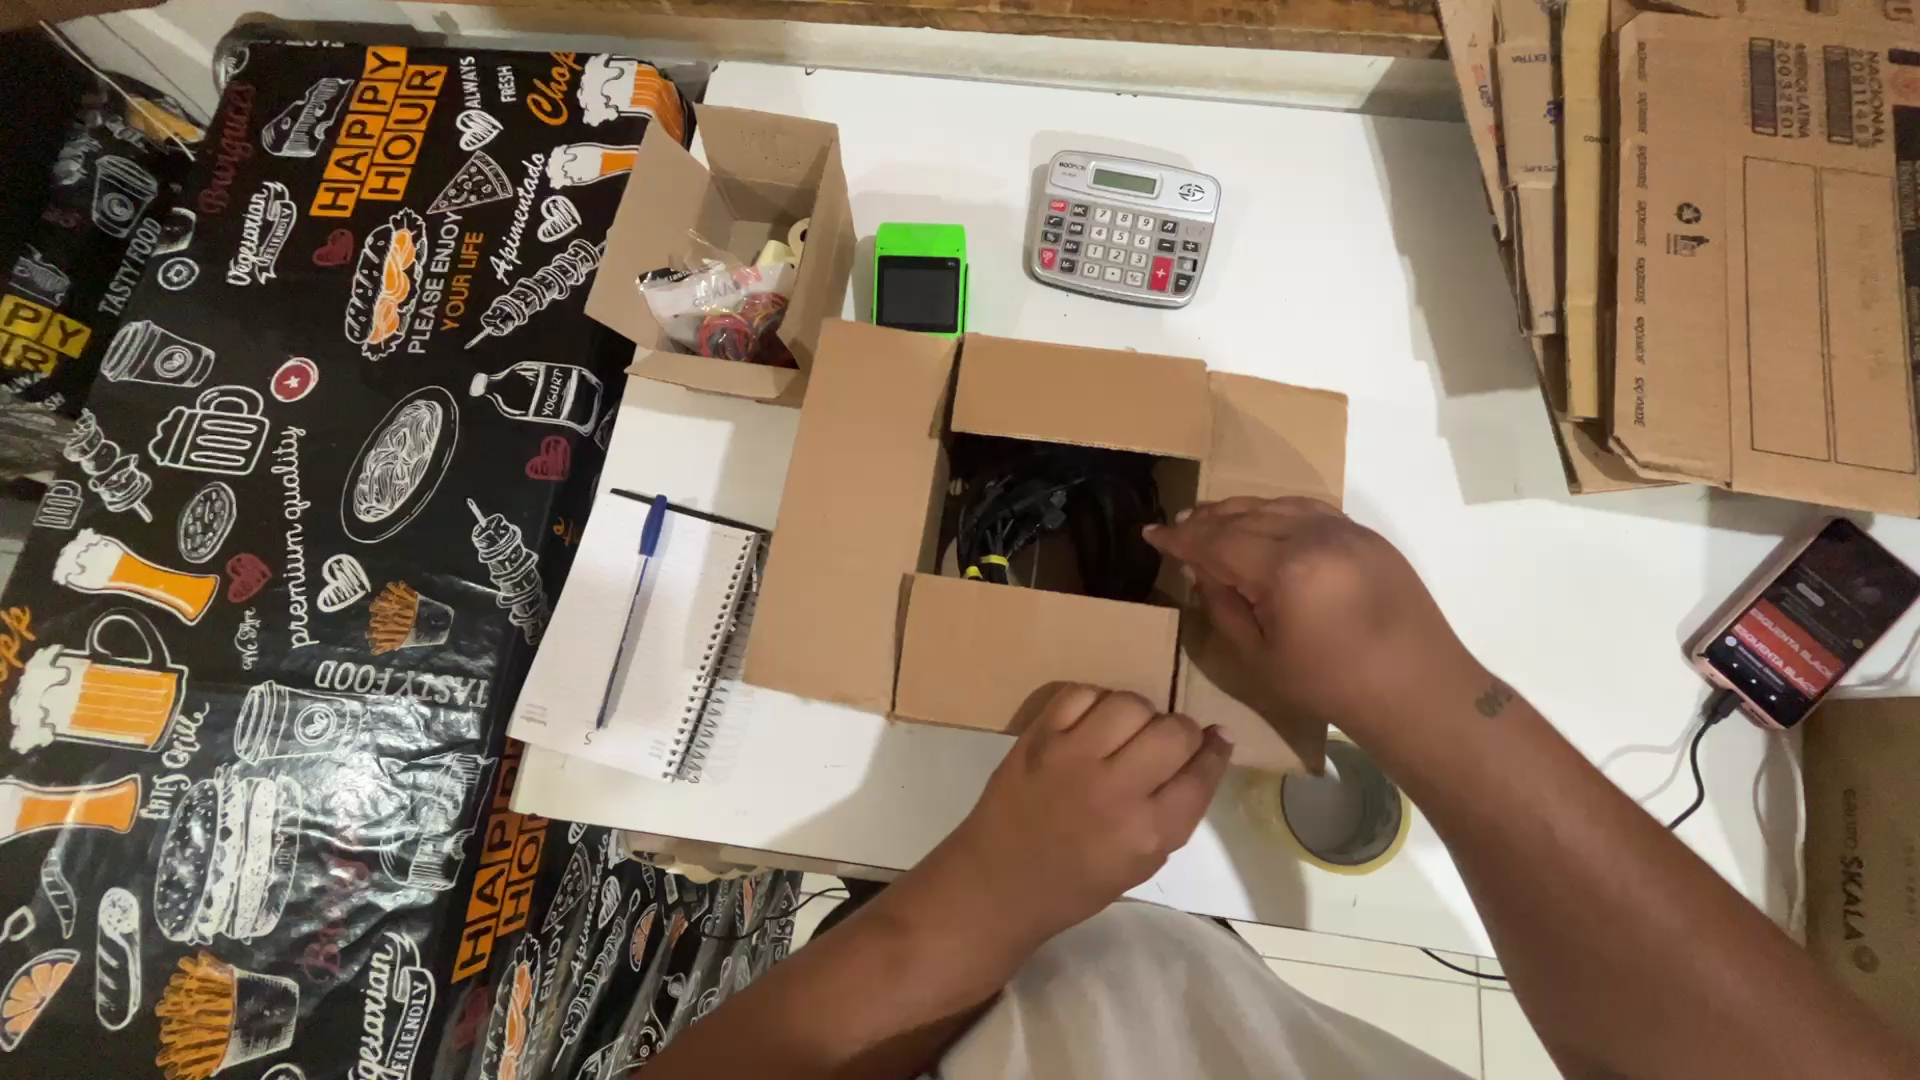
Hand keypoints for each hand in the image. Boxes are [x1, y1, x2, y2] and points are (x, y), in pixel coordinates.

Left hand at [923, 685, 1231, 947]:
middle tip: (1166, 742)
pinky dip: (1094, 702)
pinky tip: (1093, 722)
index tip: (1217, 738)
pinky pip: (1082, 693)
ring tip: (1128, 730)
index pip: (1201, 774)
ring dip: (1139, 713)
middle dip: (1182, 731)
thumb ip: (1176, 809)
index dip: (1215, 751)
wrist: (999, 881)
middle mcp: (1116, 791)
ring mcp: (1073, 758)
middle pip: (1174, 731)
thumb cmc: (1075, 883)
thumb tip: (1210, 749)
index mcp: (1148, 833)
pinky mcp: (1039, 737)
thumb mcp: (1141, 862)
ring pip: (1130, 704)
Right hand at [1143, 497, 1484, 734]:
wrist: (1417, 689)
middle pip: (1244, 516)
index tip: (1151, 534)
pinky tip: (1261, 520)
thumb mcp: (1259, 655)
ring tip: (1209, 519)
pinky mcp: (1365, 535)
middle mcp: (1315, 536)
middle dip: (1205, 521)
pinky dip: (1275, 510)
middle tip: (1176, 527)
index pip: (1217, 541)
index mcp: (1286, 569)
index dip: (1180, 538)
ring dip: (1238, 511)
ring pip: (1276, 506)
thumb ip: (1223, 604)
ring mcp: (1345, 530)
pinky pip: (1307, 509)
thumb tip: (1200, 568)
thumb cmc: (1330, 684)